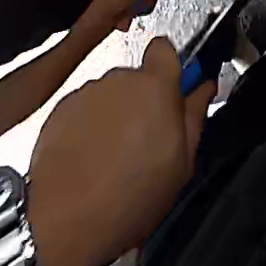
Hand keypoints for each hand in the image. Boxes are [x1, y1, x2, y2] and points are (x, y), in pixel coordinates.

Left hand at [25, 38, 211, 265]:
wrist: (66, 217)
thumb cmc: (128, 196)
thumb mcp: (181, 163)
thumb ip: (194, 116)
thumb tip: (204, 88)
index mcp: (154, 87)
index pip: (164, 48)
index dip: (170, 66)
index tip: (174, 90)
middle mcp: (118, 80)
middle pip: (138, 78)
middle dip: (145, 102)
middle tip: (150, 142)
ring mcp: (87, 92)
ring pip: (111, 95)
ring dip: (117, 116)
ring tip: (118, 160)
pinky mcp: (61, 109)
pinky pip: (85, 109)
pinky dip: (90, 128)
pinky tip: (93, 161)